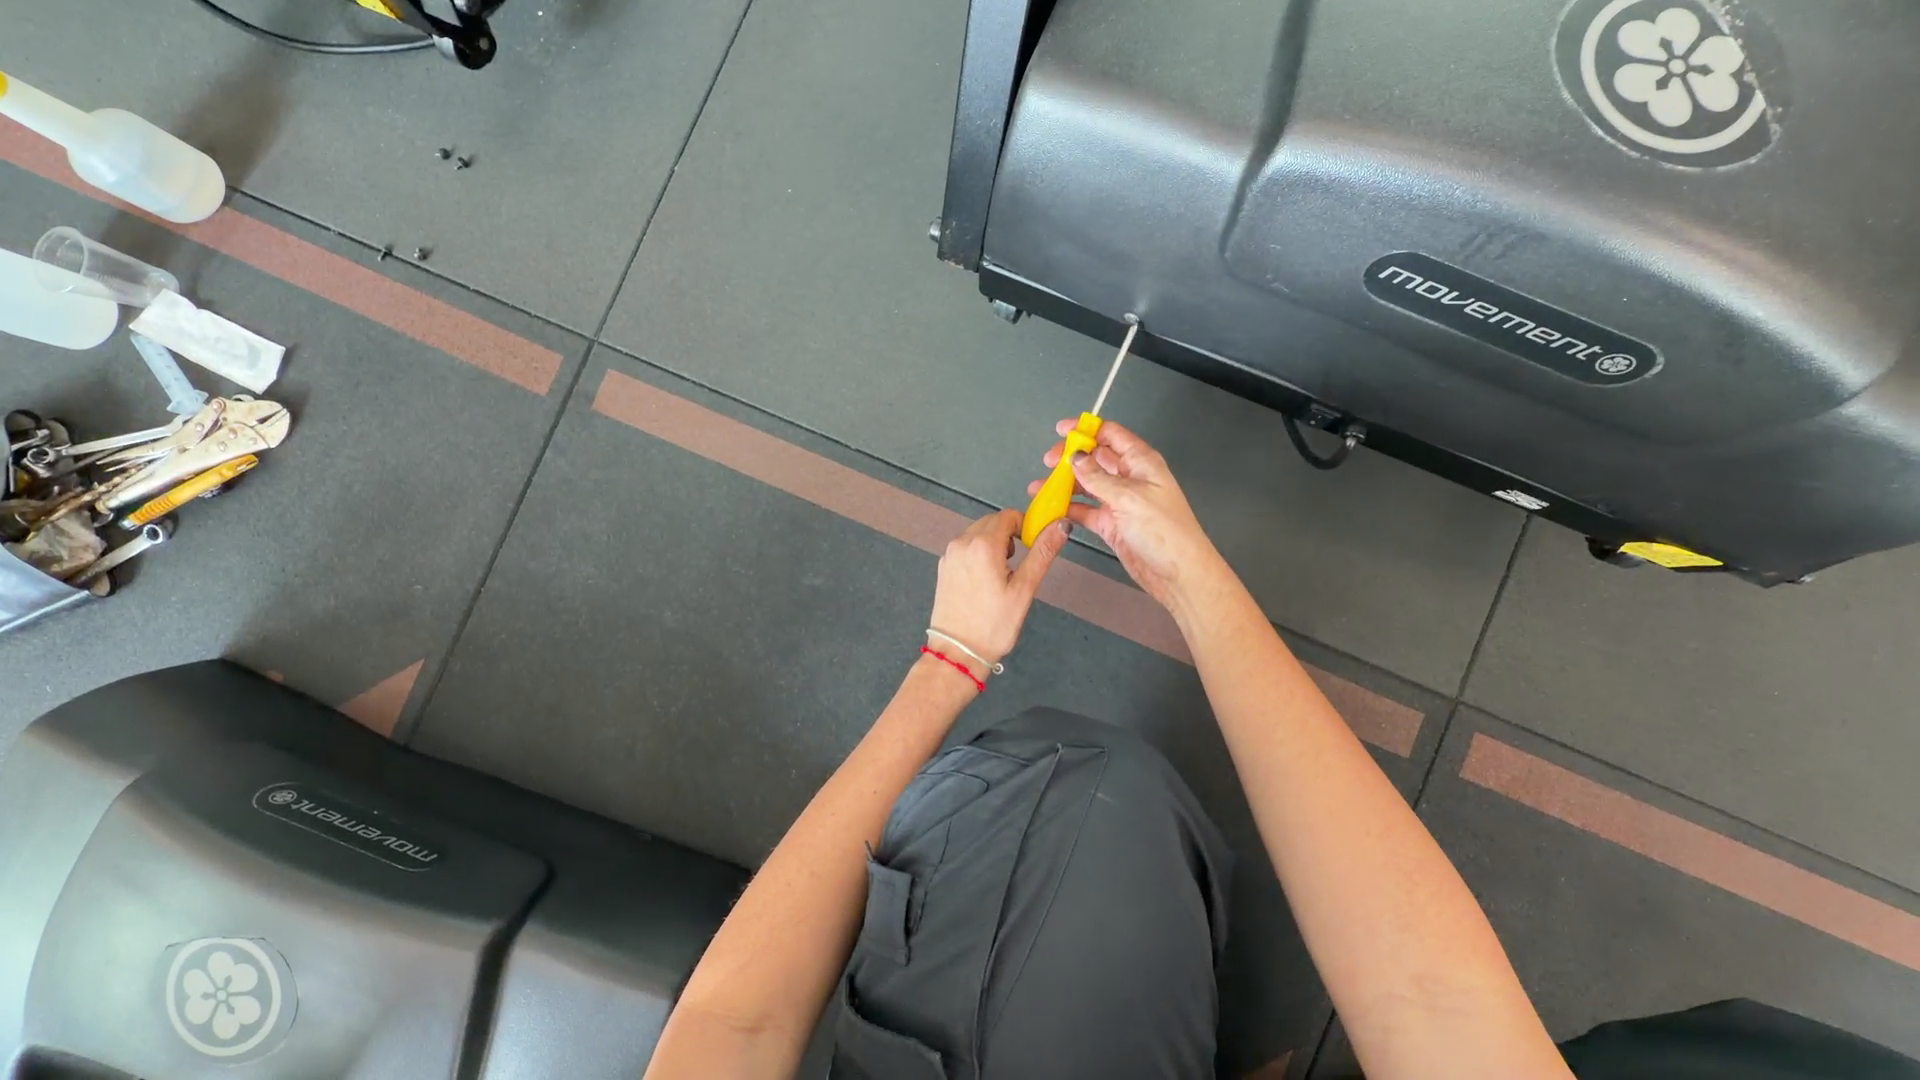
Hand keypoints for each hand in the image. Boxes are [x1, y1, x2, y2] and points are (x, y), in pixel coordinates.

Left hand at [928, 509, 1069, 674]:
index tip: (1031, 549)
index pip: (1009, 516)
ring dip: (993, 544)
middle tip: (1017, 568)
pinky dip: (978, 554)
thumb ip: (1043, 552)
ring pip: (977, 534)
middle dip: (1009, 536)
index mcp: (983, 544)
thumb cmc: (995, 623)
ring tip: (1001, 577)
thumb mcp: (1024, 589)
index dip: (1025, 527)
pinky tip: (983, 582)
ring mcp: (949, 555)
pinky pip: (965, 548)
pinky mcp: (943, 567)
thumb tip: (1062, 524)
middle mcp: (961, 542)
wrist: (957, 652)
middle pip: (991, 522)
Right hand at [1028, 419, 1226, 613]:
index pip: (1111, 435)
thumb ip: (1098, 477)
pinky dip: (1068, 508)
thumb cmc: (1165, 531)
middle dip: (1070, 457)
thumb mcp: (1129, 498)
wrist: (1178, 574)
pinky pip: (1085, 510)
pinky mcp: (1111, 524)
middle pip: (1095, 458)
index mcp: (1140, 462)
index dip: (1086, 429)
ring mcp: (1119, 502)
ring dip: (1064, 484)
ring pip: (1086, 484)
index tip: (1061, 430)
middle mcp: (1129, 478)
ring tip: (1040, 488)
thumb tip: (1076, 456)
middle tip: (1048, 463)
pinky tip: (1051, 509)